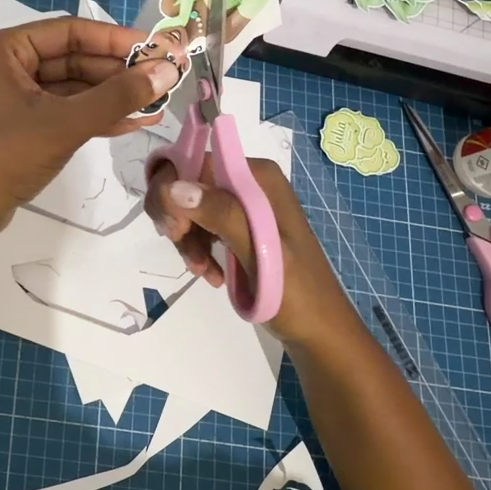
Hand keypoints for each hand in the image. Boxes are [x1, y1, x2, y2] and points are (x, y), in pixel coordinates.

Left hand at [0, 17, 179, 237]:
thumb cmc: (6, 157)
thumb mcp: (66, 123)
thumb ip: (118, 96)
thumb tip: (167, 71)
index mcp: (4, 49)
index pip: (71, 31)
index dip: (117, 40)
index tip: (158, 48)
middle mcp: (6, 64)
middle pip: (73, 57)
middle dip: (119, 72)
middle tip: (164, 80)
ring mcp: (13, 95)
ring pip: (72, 86)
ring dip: (112, 96)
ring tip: (157, 104)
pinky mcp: (21, 123)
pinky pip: (64, 108)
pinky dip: (95, 115)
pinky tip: (133, 122)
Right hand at [145, 156, 357, 348]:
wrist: (318, 328)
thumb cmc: (297, 292)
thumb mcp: (259, 253)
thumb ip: (221, 216)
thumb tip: (174, 187)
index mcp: (257, 177)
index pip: (193, 161)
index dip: (171, 191)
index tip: (176, 231)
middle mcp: (248, 181)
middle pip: (184, 183)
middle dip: (175, 217)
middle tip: (186, 251)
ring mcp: (242, 204)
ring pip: (186, 207)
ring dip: (186, 240)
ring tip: (204, 270)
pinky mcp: (236, 225)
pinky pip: (198, 225)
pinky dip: (195, 248)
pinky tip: (210, 272)